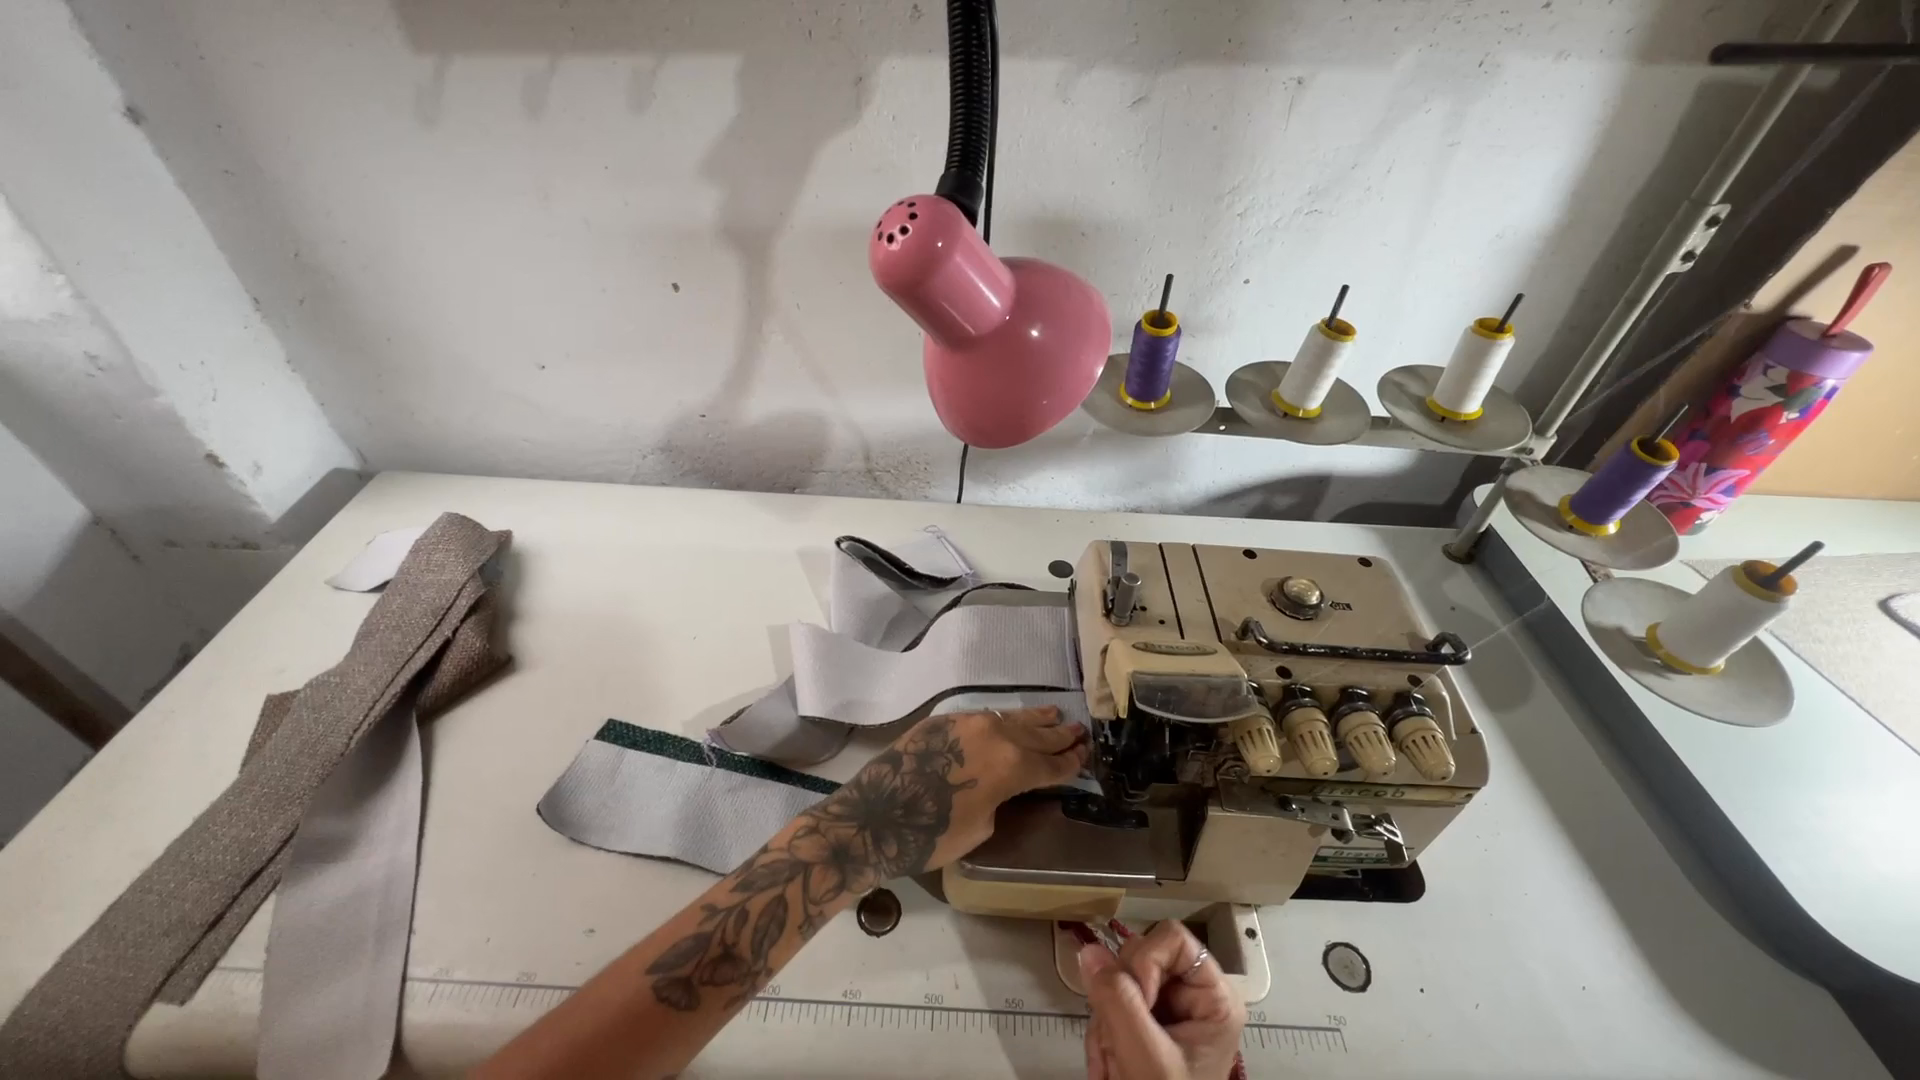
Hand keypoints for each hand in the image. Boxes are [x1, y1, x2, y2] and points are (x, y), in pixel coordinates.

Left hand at [804, 707, 1087, 883]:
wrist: (875, 815)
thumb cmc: (931, 834)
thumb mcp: (981, 827)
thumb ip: (1001, 798)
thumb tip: (1002, 786)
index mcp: (1011, 766)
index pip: (1050, 765)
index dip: (1070, 762)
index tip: (1085, 755)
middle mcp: (995, 736)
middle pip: (1035, 736)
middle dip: (1059, 736)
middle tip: (1080, 731)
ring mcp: (967, 723)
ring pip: (1010, 718)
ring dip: (1034, 720)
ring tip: (1054, 716)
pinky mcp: (942, 721)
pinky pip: (982, 717)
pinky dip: (1002, 719)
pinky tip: (1009, 720)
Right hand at [1080, 921, 1246, 1079]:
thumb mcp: (1144, 1058)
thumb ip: (1118, 1001)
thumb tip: (1088, 950)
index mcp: (1213, 998)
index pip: (1173, 938)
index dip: (1146, 960)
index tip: (1135, 1001)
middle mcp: (1193, 994)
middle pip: (1141, 955)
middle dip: (1119, 997)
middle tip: (1117, 1042)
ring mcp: (1168, 1007)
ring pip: (1119, 978)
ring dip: (1106, 1021)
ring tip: (1113, 1063)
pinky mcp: (1147, 1021)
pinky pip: (1111, 1001)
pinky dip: (1102, 1033)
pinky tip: (1109, 1066)